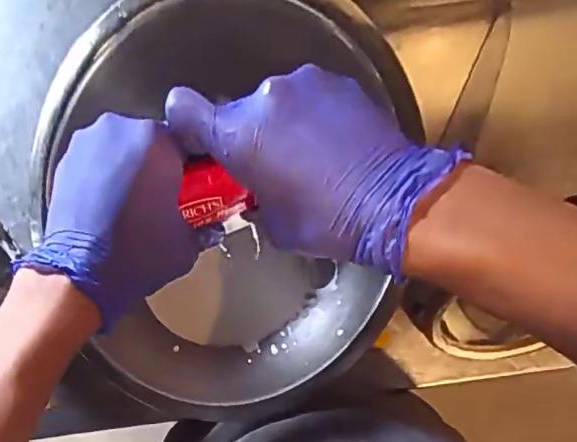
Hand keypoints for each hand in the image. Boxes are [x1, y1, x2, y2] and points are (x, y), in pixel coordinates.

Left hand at [18, 114, 201, 331]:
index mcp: (158, 141)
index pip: (187, 142)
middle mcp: (121, 129)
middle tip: (161, 200)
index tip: (193, 190)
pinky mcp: (65, 160)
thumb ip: (202, 229)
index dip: (192, 169)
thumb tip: (208, 227)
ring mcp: (88, 141)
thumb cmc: (136, 257)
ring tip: (131, 205)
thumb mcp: (184, 248)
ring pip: (120, 148)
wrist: (81, 276)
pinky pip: (94, 162)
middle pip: (149, 141)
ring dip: (128, 169)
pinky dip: (103, 178)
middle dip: (156, 166)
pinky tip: (107, 207)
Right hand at [165, 65, 467, 276]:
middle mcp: (265, 98)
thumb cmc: (326, 222)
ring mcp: (304, 84)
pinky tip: (329, 148)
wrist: (390, 200)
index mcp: (239, 136)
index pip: (187, 110)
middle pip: (239, 113)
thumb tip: (255, 191)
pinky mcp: (338, 82)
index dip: (186, 125)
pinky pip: (310, 99)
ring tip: (306, 161)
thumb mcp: (275, 224)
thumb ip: (253, 198)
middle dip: (249, 139)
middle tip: (267, 170)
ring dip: (282, 127)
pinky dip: (312, 120)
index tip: (195, 141)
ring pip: (276, 104)